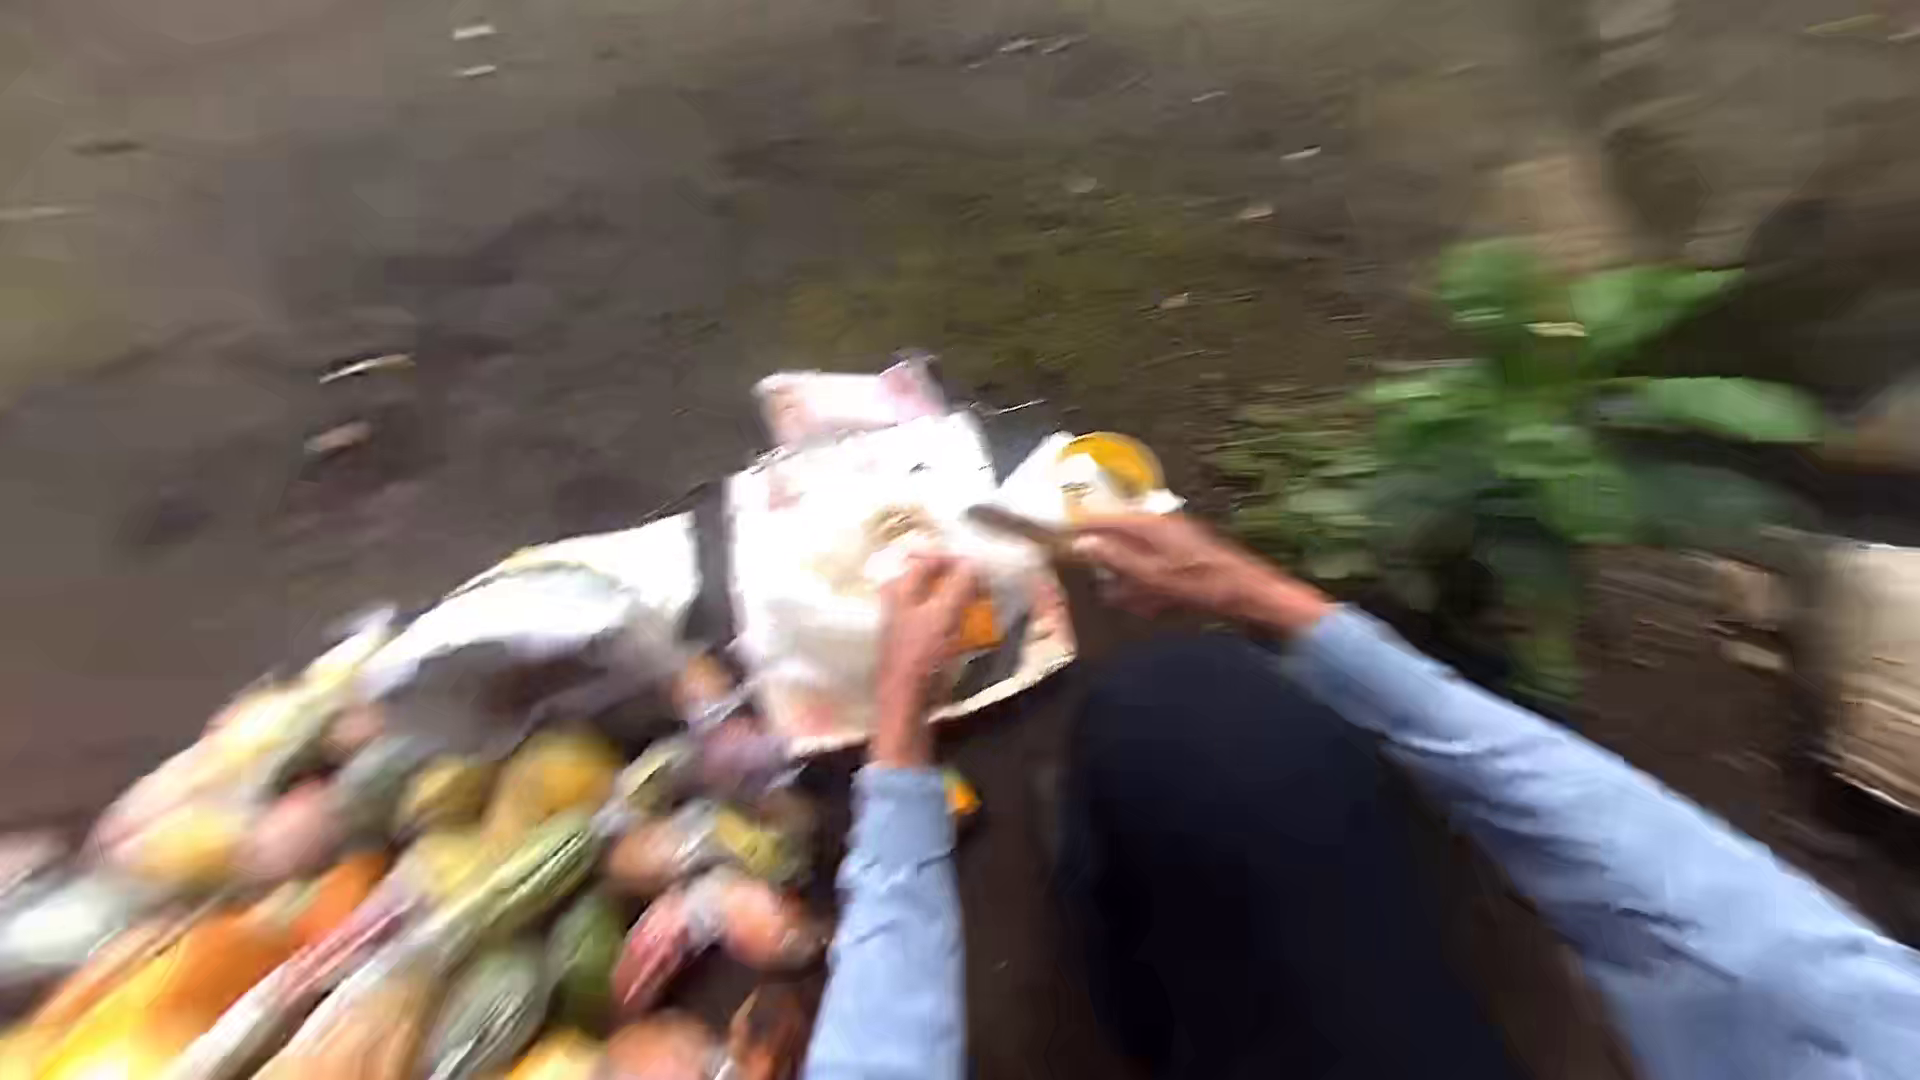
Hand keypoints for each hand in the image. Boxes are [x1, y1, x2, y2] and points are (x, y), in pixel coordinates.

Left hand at [873, 554, 981, 767]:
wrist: (905, 705)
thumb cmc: (922, 655)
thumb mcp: (945, 614)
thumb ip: (960, 584)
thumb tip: (975, 562)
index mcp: (900, 588)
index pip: (927, 558)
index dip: (954, 558)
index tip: (980, 566)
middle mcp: (896, 602)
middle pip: (927, 578)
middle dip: (955, 578)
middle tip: (979, 584)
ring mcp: (901, 625)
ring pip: (931, 600)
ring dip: (955, 598)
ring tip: (978, 604)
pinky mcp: (909, 646)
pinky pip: (933, 621)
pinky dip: (951, 619)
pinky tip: (966, 629)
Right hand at [1069, 514, 1332, 635]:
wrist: (1253, 598)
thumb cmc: (1201, 586)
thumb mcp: (1152, 576)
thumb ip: (1115, 558)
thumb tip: (1081, 543)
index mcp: (1150, 524)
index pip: (1104, 519)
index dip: (1080, 529)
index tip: (1057, 540)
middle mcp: (1161, 526)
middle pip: (1119, 539)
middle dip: (1105, 562)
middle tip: (1093, 582)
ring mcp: (1175, 541)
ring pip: (1136, 557)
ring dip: (1127, 580)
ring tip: (1124, 601)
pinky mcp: (1185, 559)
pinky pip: (1153, 569)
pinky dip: (1146, 586)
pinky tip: (1149, 606)